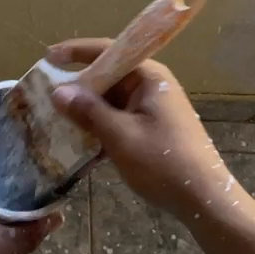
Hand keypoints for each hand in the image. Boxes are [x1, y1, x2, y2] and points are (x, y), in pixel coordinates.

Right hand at [47, 38, 231, 222]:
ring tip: (58, 117)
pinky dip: (102, 124)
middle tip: (48, 93)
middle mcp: (152, 85)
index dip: (77, 52)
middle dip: (80, 85)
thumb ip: (89, 112)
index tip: (49, 57)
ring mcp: (154, 107)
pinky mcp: (154, 128)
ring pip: (113, 99)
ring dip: (89, 108)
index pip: (108, 51)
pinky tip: (82, 141)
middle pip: (109, 75)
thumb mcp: (120, 137)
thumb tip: (58, 91)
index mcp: (149, 76)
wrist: (207, 202)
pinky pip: (121, 117)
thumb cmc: (165, 163)